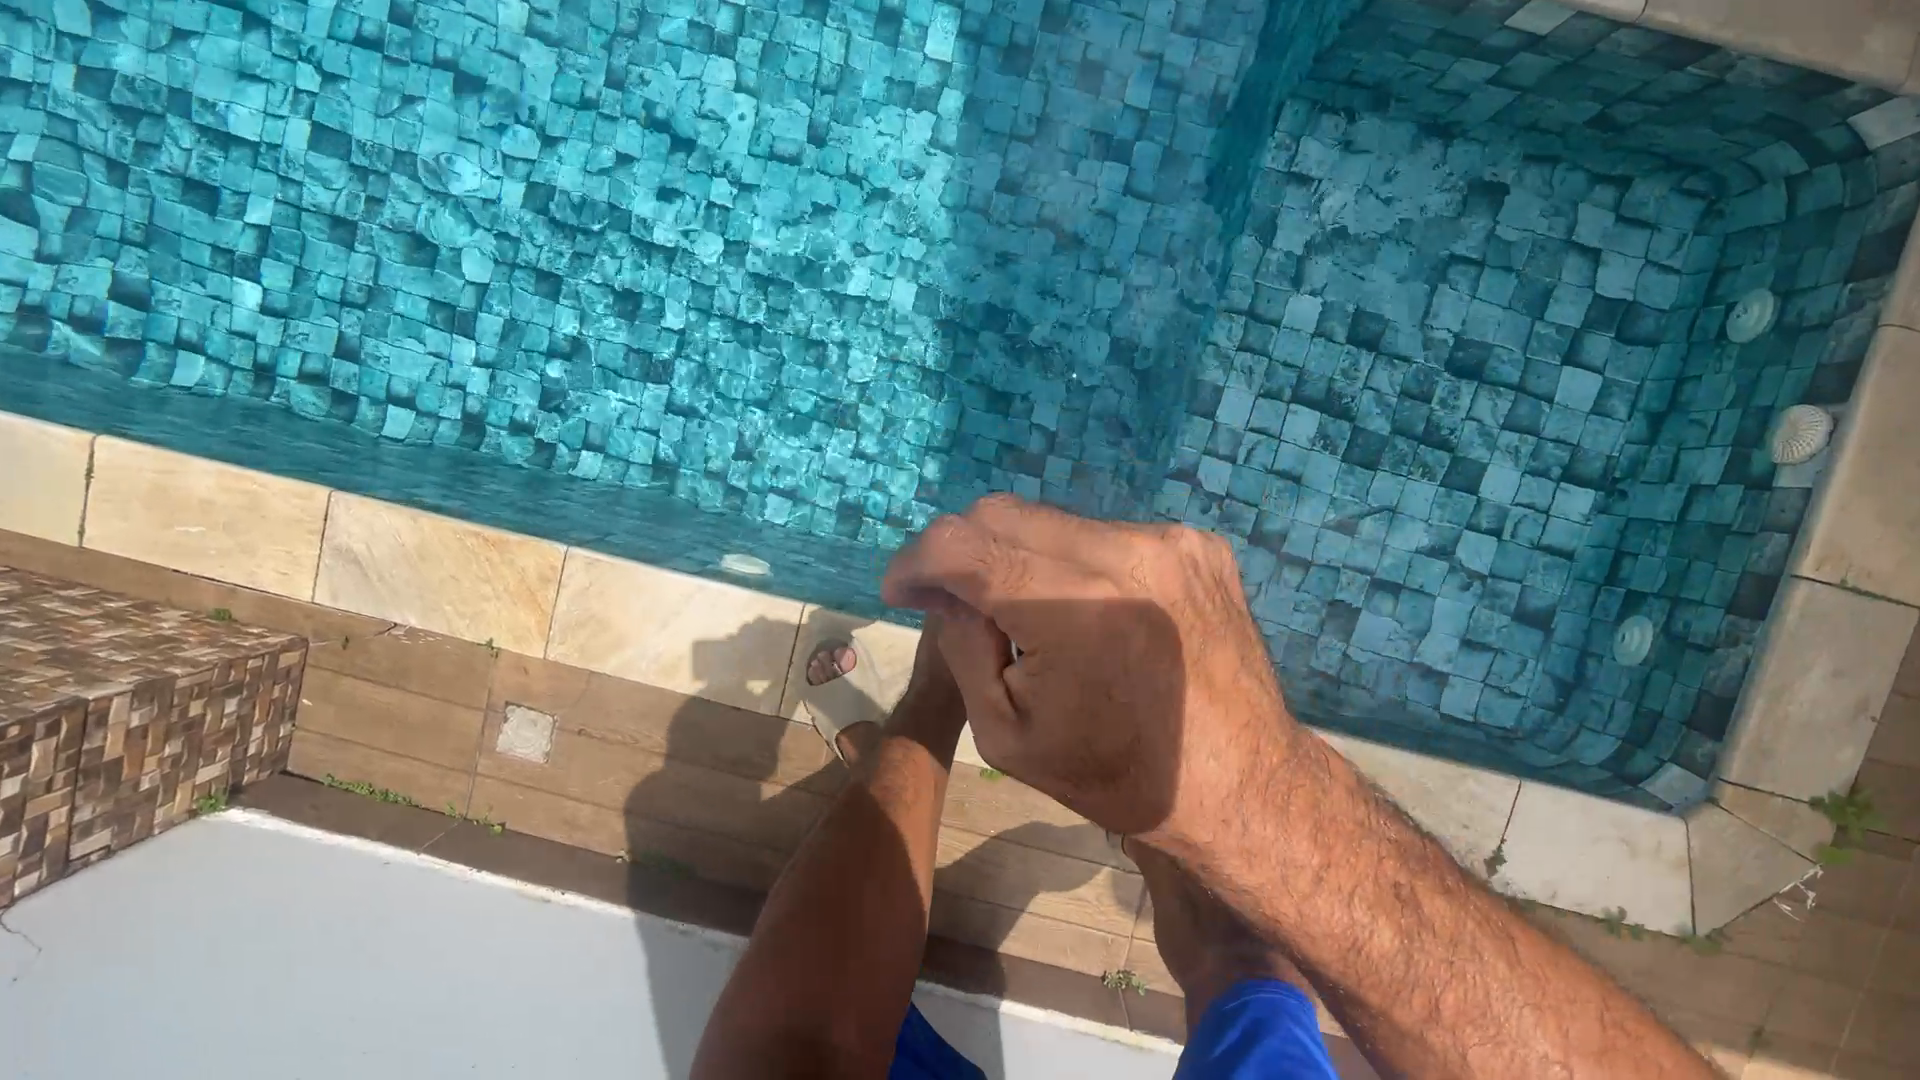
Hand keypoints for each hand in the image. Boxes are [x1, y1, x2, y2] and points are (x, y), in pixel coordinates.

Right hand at [882, 495, 1297, 847]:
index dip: (914, 562)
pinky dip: (1076, 562)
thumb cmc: (1118, 776)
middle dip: (961, 552)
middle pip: (1001, 513)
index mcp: (1073, 607)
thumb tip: (946, 591)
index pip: (960, 544)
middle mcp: (1124, 551)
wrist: (1244, 785)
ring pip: (1052, 519)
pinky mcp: (1199, 543)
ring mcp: (1170, 539)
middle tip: (954, 602)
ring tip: (1030, 615)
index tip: (901, 591)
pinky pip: (1105, 532)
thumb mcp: (1008, 737)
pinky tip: (1091, 613)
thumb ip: (962, 647)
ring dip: (1020, 556)